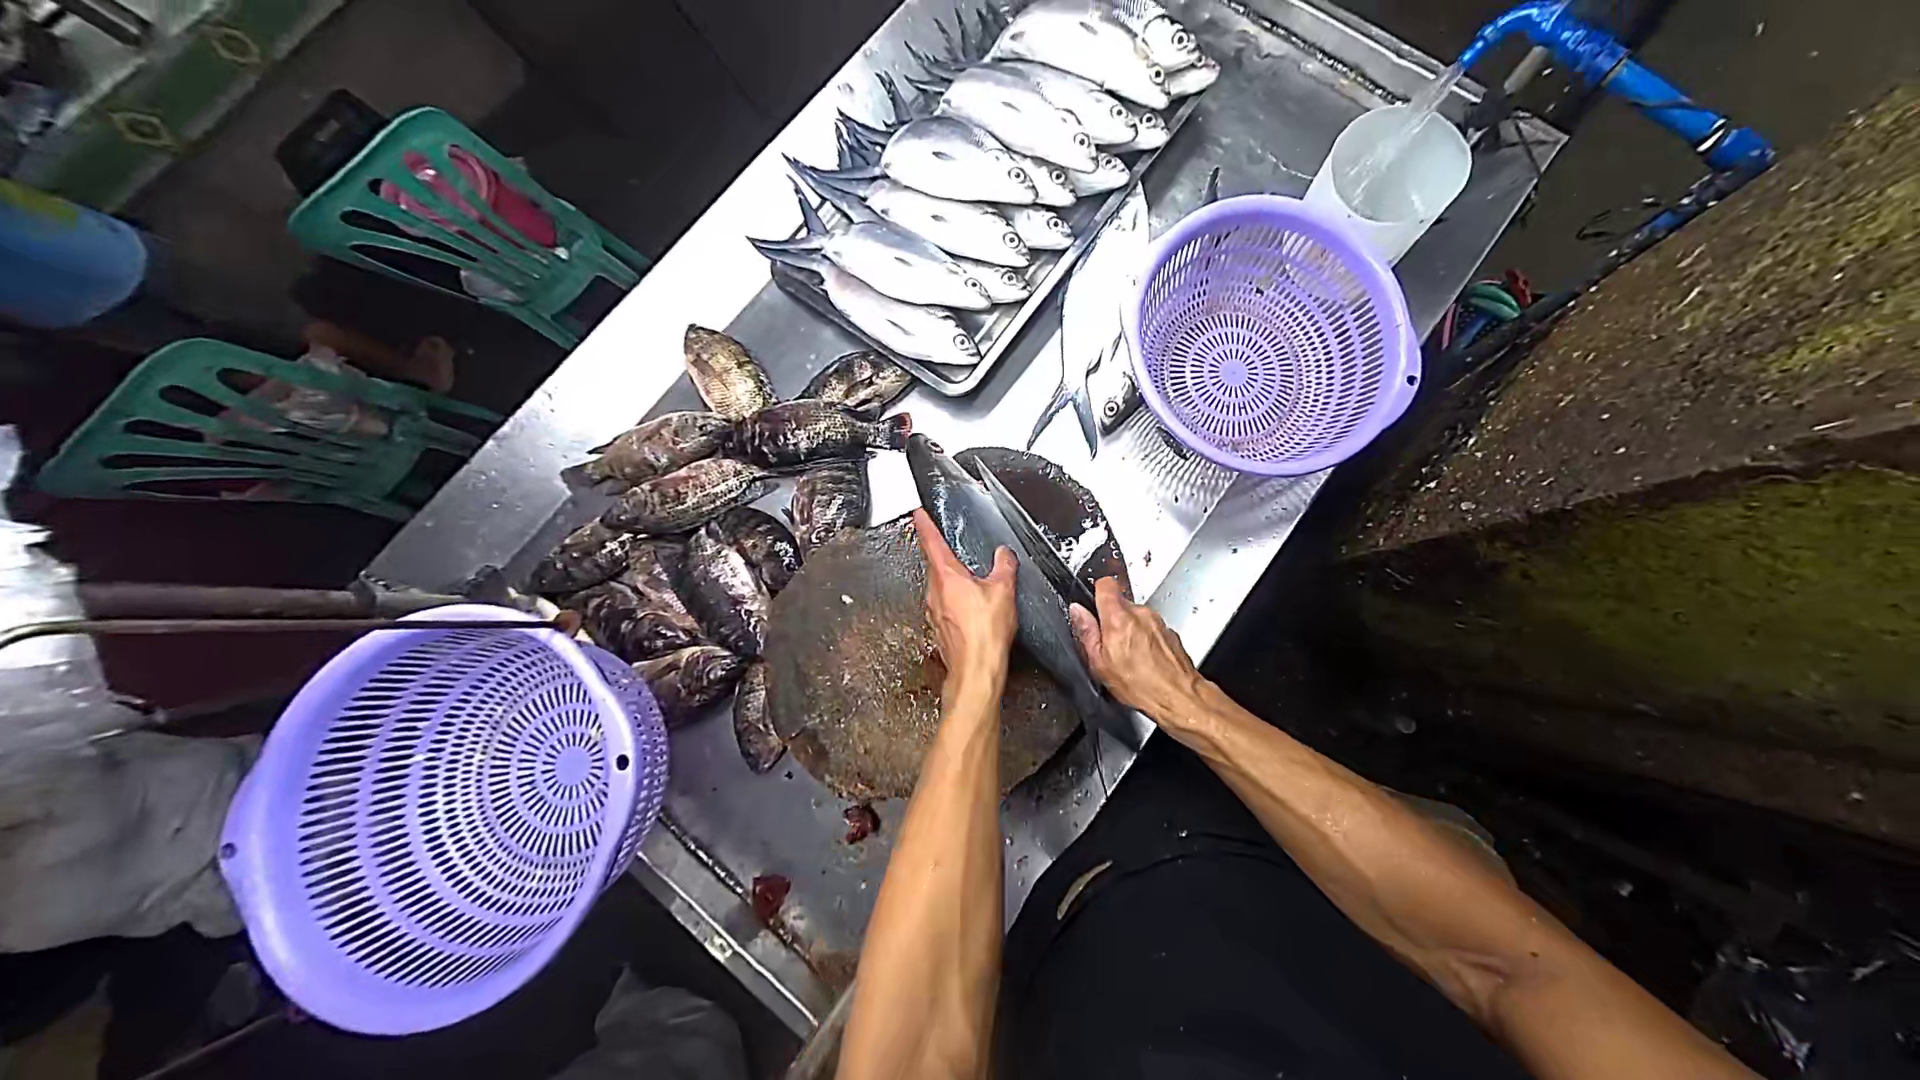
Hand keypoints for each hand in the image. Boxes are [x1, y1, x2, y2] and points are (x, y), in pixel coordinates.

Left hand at [911, 509, 1016, 691]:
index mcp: (947, 577)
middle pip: (934, 565)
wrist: (976, 671)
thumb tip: (1004, 555)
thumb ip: (1004, 567)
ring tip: (966, 580)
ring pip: (939, 587)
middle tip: (945, 545)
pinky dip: (954, 602)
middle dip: (940, 554)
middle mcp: (934, 593)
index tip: (917, 514)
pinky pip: (944, 607)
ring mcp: (933, 613)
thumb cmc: (985, 634)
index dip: (924, 525)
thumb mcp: (1003, 591)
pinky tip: (969, 608)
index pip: (931, 542)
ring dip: (950, 581)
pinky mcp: (939, 629)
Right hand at [1070, 577, 1206, 723]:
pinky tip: (1143, 660)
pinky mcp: (1169, 631)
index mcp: (1118, 618)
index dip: (1097, 592)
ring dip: (1129, 630)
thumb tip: (1077, 612)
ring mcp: (1157, 621)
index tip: (1094, 606)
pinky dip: (1144, 639)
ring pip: (1136, 616)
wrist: (1178, 696)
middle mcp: (1140, 613)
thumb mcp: (1099, 663)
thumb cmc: (1141, 685)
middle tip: (1109, 644)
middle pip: (1120, 603)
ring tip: (1128, 656)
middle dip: (1112, 619)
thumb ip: (1086, 632)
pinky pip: (1150, 628)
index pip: (1105, 584)